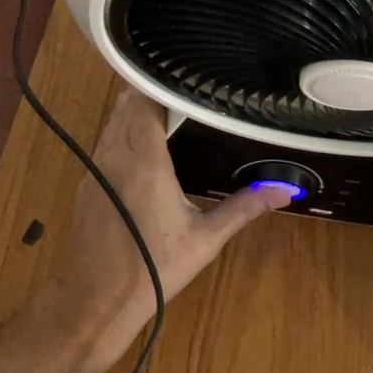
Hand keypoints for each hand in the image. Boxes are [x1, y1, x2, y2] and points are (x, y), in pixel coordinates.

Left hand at [37, 86, 290, 371]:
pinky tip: (145, 142)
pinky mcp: (86, 181)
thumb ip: (244, 207)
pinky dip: (123, 129)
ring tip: (169, 107)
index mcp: (145, 161)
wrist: (95, 300)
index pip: (146, 100)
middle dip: (153, 90)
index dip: (163, 81)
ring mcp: (95, 167)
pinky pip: (105, 140)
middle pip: (127, 103)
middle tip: (185, 88)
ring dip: (135, 108)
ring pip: (113, 120)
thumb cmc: (152, 268)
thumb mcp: (205, 239)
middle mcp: (115, 155)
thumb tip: (285, 189)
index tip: (188, 72)